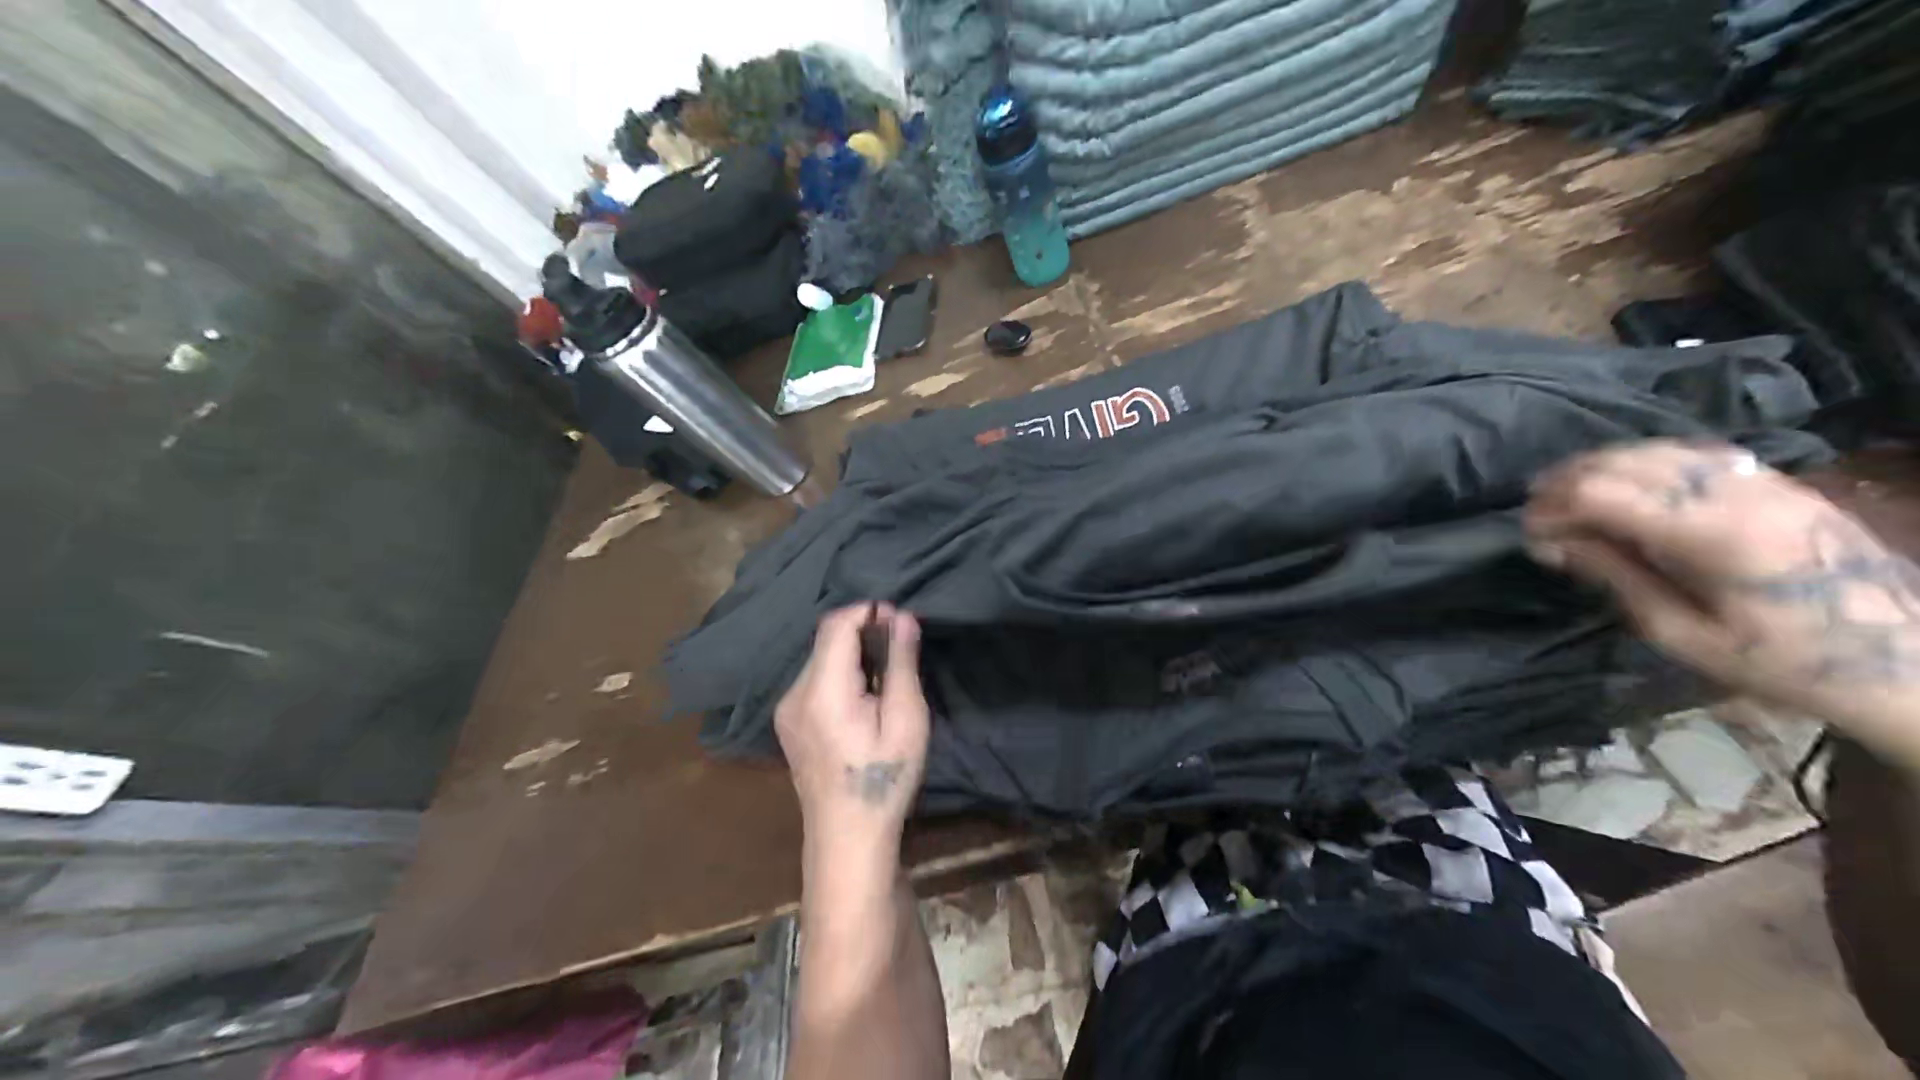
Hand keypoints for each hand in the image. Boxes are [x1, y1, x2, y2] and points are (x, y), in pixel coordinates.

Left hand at [774, 604, 929, 869]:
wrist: (847, 840)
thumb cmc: (884, 780)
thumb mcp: (906, 721)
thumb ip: (901, 664)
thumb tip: (902, 617)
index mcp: (821, 690)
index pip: (835, 625)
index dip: (867, 611)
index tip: (899, 618)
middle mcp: (794, 693)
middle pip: (826, 640)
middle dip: (862, 632)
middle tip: (899, 647)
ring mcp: (786, 710)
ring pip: (820, 659)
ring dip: (852, 654)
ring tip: (886, 676)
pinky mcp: (788, 723)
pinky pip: (814, 680)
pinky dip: (840, 674)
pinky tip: (863, 699)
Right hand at [1525, 440, 1919, 767]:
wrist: (1909, 662)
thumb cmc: (1784, 663)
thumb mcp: (1683, 635)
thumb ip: (1618, 577)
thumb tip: (1556, 543)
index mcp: (1714, 536)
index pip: (1604, 495)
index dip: (1553, 508)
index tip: (1530, 536)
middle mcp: (1739, 495)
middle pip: (1627, 463)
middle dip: (1568, 482)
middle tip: (1537, 514)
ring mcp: (1766, 484)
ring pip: (1659, 451)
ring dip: (1602, 467)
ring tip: (1568, 495)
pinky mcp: (1779, 485)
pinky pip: (1695, 456)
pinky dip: (1645, 464)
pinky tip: (1626, 486)